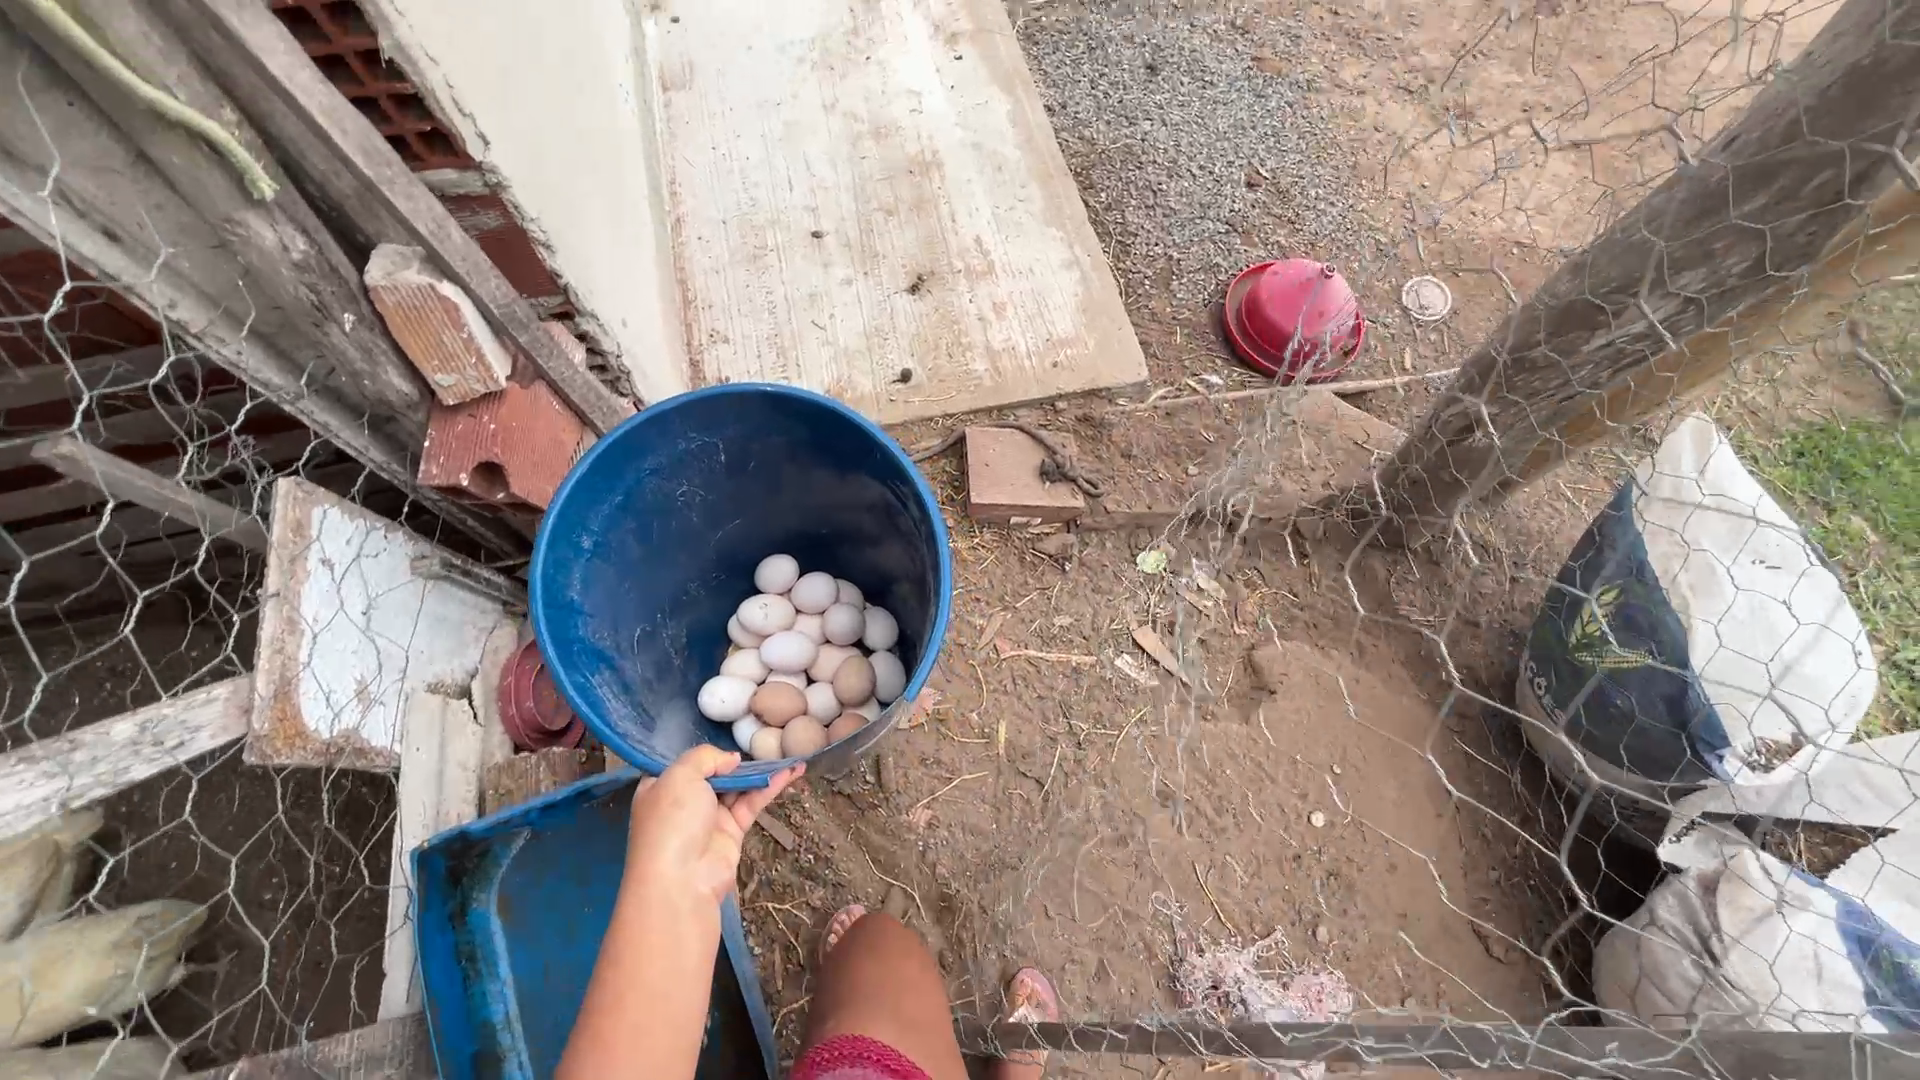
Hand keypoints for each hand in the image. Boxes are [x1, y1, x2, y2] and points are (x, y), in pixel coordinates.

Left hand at [625, 745, 803, 906]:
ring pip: (738, 786)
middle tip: (764, 740)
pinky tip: (791, 771)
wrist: (682, 879)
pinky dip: (771, 786)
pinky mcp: (732, 831)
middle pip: (715, 772)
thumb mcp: (680, 775)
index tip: (727, 737)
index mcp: (661, 786)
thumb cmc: (672, 820)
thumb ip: (706, 756)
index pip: (684, 762)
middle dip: (737, 759)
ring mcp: (709, 817)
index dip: (706, 750)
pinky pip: (753, 802)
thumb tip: (732, 760)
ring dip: (761, 770)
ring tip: (787, 751)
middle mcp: (684, 801)